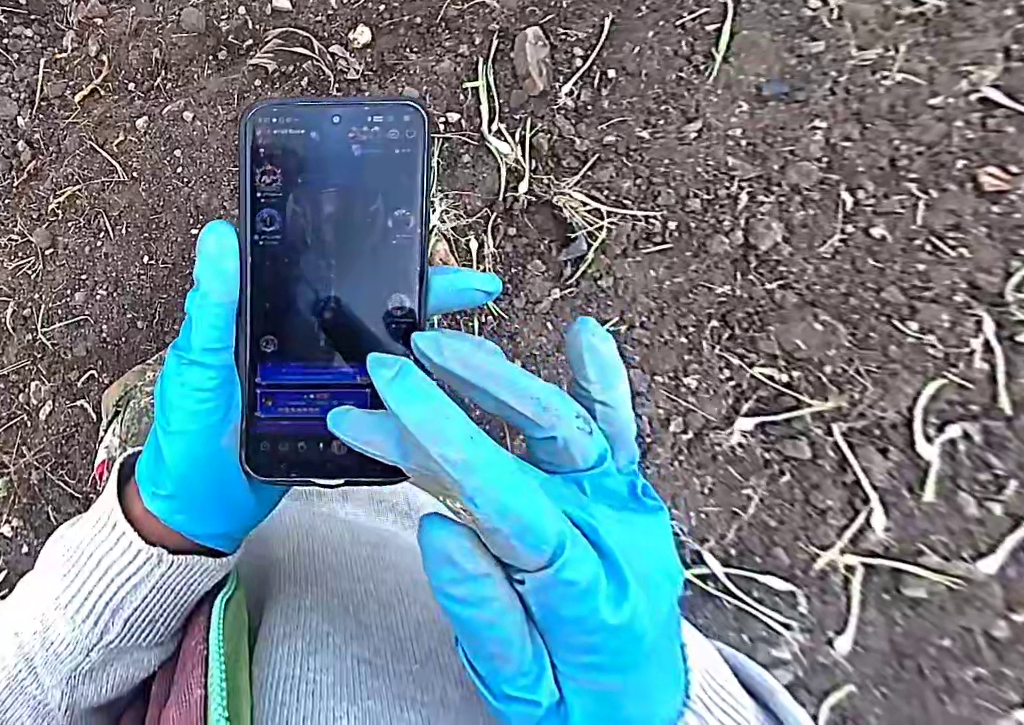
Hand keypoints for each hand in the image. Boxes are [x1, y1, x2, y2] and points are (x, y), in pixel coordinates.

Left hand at [129, 219, 500, 553]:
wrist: (201, 509)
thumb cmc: (189, 431)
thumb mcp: (199, 361)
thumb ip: (212, 304)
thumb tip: (217, 235)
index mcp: (269, 317)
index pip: (325, 273)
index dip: (369, 256)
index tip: (413, 245)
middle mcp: (303, 342)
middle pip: (369, 309)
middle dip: (421, 297)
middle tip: (470, 291)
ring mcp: (325, 382)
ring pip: (387, 355)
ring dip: (430, 347)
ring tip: (476, 344)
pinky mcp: (340, 419)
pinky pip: (386, 401)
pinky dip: (419, 395)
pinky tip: (449, 393)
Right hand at [327, 320, 685, 724]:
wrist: (639, 712)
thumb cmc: (571, 701)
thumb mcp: (516, 686)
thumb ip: (480, 610)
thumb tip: (438, 528)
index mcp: (582, 579)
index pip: (499, 485)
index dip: (434, 425)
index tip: (384, 385)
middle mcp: (611, 525)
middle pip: (539, 432)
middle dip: (461, 383)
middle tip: (396, 360)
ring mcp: (622, 500)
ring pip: (564, 415)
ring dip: (496, 371)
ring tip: (435, 345)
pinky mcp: (624, 489)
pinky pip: (616, 425)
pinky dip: (599, 377)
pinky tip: (583, 335)